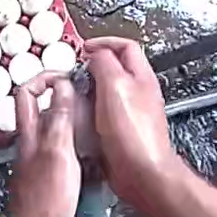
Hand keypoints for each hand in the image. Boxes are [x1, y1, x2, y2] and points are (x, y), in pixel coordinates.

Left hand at [3, 74, 80, 216]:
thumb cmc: (45, 200)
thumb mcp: (58, 153)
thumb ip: (60, 119)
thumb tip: (63, 87)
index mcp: (29, 134)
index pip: (26, 93)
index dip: (43, 79)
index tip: (65, 77)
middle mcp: (31, 144)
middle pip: (41, 110)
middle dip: (62, 97)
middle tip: (85, 94)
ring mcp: (40, 161)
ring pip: (54, 130)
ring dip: (72, 120)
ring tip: (93, 118)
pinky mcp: (51, 178)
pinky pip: (63, 151)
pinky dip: (77, 144)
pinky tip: (91, 150)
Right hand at [82, 37, 182, 203]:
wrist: (141, 173)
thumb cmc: (134, 134)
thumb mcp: (115, 86)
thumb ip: (104, 64)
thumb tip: (94, 56)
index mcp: (141, 77)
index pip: (125, 47)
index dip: (104, 43)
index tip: (84, 48)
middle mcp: (138, 93)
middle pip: (115, 68)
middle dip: (93, 66)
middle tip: (76, 70)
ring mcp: (131, 113)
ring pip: (106, 91)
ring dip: (89, 90)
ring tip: (74, 92)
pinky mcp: (121, 132)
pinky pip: (102, 114)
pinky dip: (89, 112)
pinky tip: (80, 118)